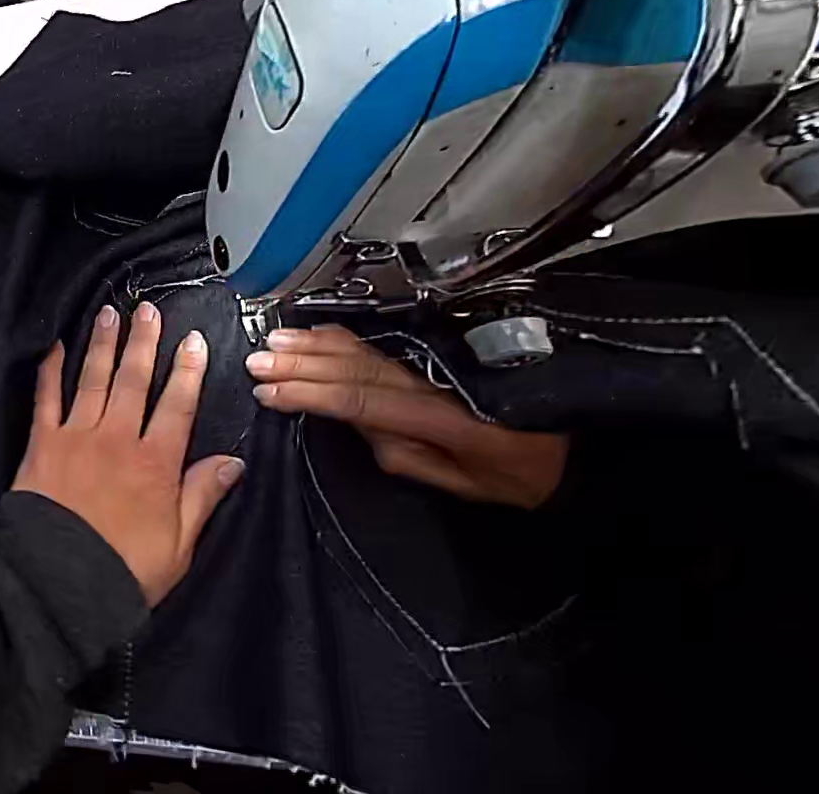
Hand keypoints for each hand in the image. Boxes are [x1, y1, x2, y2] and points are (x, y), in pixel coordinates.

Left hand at [12, 302, 245, 606]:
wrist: (55, 588)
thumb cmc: (121, 571)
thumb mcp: (178, 543)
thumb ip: (204, 496)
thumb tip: (233, 462)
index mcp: (154, 463)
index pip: (177, 404)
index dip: (188, 370)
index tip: (193, 341)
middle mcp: (117, 439)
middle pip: (134, 379)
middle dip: (143, 341)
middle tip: (148, 310)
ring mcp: (78, 437)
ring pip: (94, 379)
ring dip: (103, 344)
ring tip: (110, 314)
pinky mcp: (43, 445)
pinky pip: (47, 399)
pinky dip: (50, 371)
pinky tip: (54, 346)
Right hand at [246, 326, 566, 508]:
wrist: (562, 439)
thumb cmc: (518, 472)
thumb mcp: (467, 485)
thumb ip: (409, 457)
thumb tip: (363, 429)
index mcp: (437, 416)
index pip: (359, 398)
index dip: (309, 393)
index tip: (268, 392)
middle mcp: (424, 381)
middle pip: (350, 367)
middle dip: (298, 364)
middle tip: (256, 361)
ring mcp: (421, 366)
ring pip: (357, 350)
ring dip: (310, 345)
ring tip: (272, 342)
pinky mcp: (420, 362)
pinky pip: (370, 346)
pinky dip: (335, 337)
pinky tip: (310, 334)